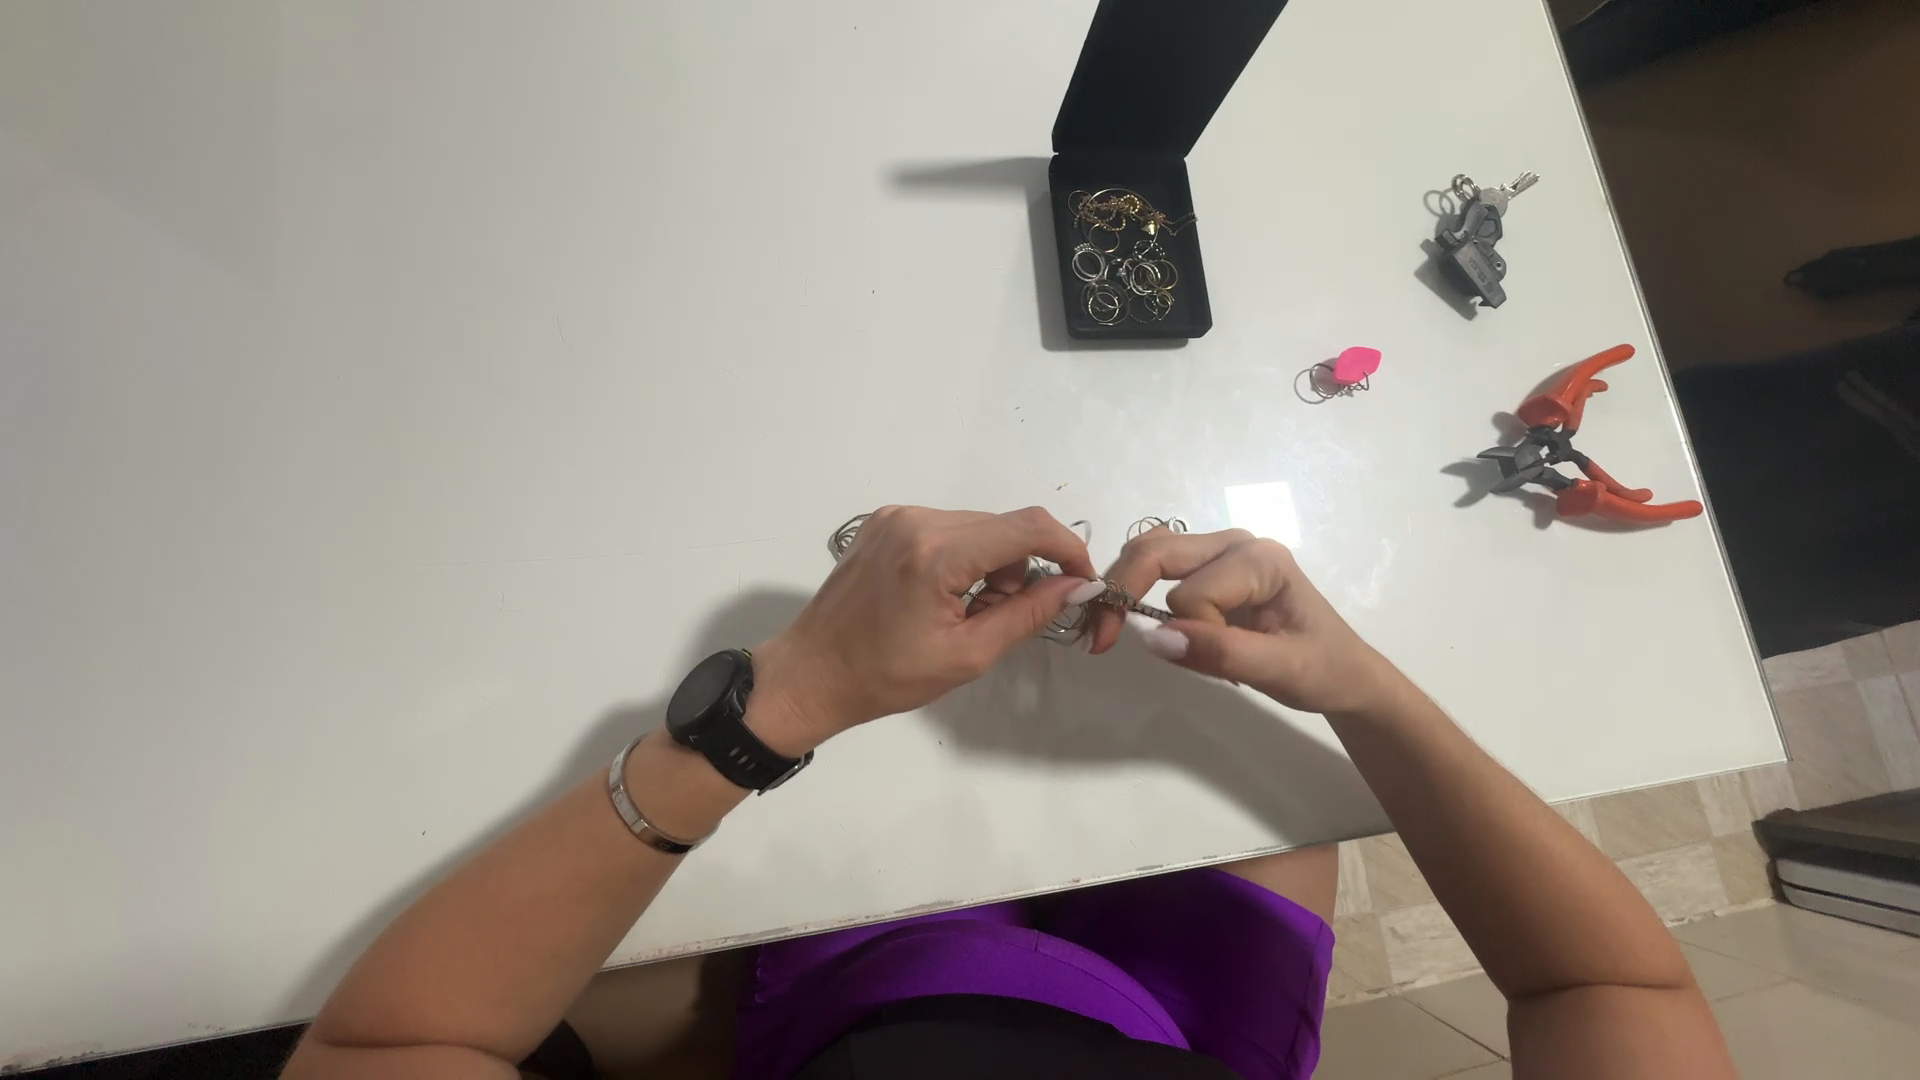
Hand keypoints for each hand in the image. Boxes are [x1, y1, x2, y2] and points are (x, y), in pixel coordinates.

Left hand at [750, 506, 1098, 749]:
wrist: (814, 673)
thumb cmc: (887, 676)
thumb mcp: (968, 655)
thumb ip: (1028, 613)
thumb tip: (1076, 585)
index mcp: (936, 554)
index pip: (1027, 527)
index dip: (1067, 549)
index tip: (1079, 580)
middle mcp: (916, 519)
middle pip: (1003, 525)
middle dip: (1022, 566)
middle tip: (1002, 614)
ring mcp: (896, 515)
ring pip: (977, 525)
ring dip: (991, 562)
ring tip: (964, 609)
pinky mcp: (884, 521)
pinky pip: (947, 527)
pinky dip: (962, 555)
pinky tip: (941, 592)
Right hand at [1086, 527, 1400, 714]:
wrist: (1340, 671)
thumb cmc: (1321, 669)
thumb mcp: (1281, 670)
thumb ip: (1222, 653)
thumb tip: (1155, 639)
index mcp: (1259, 559)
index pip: (1193, 593)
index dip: (1191, 633)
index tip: (1212, 666)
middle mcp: (1233, 543)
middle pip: (1155, 551)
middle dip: (1123, 592)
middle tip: (1102, 640)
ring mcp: (1217, 550)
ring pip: (1148, 552)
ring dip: (1125, 588)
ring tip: (1116, 626)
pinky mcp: (1205, 565)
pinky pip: (1155, 562)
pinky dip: (1136, 585)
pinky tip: (1135, 609)